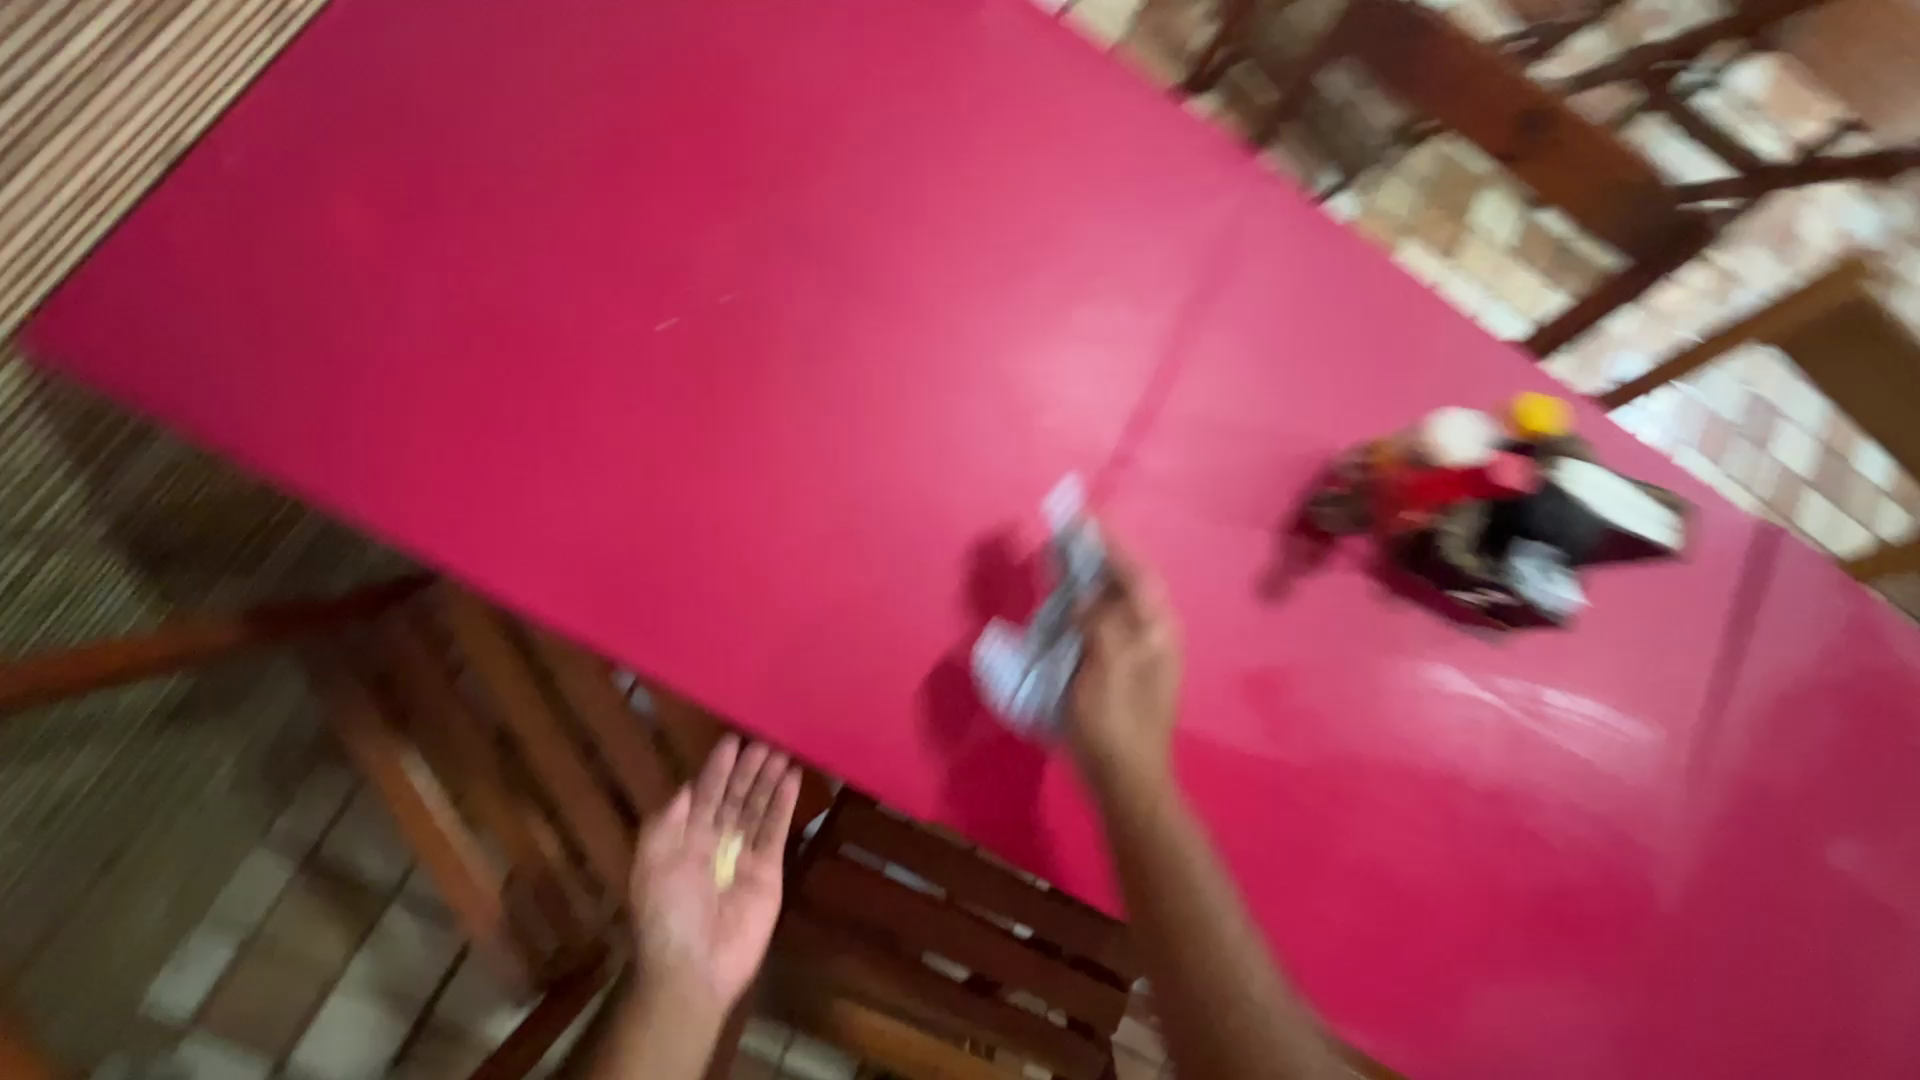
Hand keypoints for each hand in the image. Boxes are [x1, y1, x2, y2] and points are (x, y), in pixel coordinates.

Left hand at [629, 736, 800, 1011]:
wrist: (695, 969)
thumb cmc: (667, 916)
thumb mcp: (651, 867)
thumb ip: (667, 823)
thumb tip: (688, 786)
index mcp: (683, 838)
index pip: (705, 793)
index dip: (717, 767)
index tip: (733, 738)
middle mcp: (714, 840)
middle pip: (735, 795)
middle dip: (748, 767)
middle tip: (766, 736)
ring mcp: (743, 854)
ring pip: (757, 806)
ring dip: (768, 778)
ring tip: (783, 749)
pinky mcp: (768, 868)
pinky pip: (776, 829)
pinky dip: (784, 803)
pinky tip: (792, 778)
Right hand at [1068, 541, 1182, 797]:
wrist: (1126, 779)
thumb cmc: (1115, 723)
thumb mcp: (1106, 668)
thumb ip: (1099, 623)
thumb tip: (1085, 596)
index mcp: (1155, 631)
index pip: (1135, 573)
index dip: (1111, 543)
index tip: (1085, 518)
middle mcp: (1153, 635)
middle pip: (1127, 584)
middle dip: (1099, 557)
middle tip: (1069, 535)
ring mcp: (1141, 653)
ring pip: (1117, 604)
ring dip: (1092, 580)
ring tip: (1064, 561)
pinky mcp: (1125, 669)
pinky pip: (1106, 624)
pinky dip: (1087, 607)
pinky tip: (1068, 607)